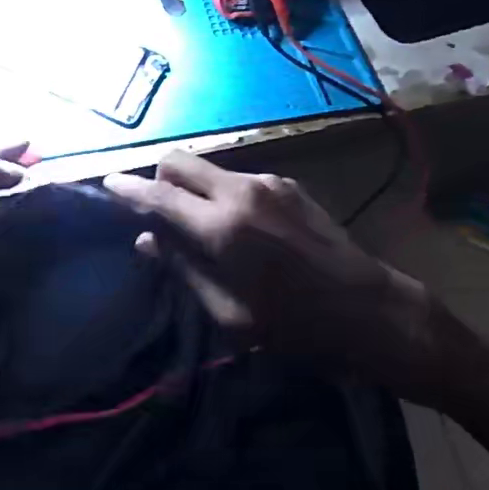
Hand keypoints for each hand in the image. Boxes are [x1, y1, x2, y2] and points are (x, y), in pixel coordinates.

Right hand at [104, 152, 448, 398]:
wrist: (380, 315)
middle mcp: (239, 192)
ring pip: (206, 167)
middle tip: (159, 210)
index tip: (108, 184)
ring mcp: (266, 182)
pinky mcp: (286, 184)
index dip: (127, 189)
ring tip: (205, 226)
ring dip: (192, 187)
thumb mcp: (233, 315)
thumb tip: (147, 240)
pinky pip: (236, 178)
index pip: (157, 194)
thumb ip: (183, 269)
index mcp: (221, 228)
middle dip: (158, 178)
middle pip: (177, 160)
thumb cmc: (301, 328)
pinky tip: (242, 227)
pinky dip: (221, 192)